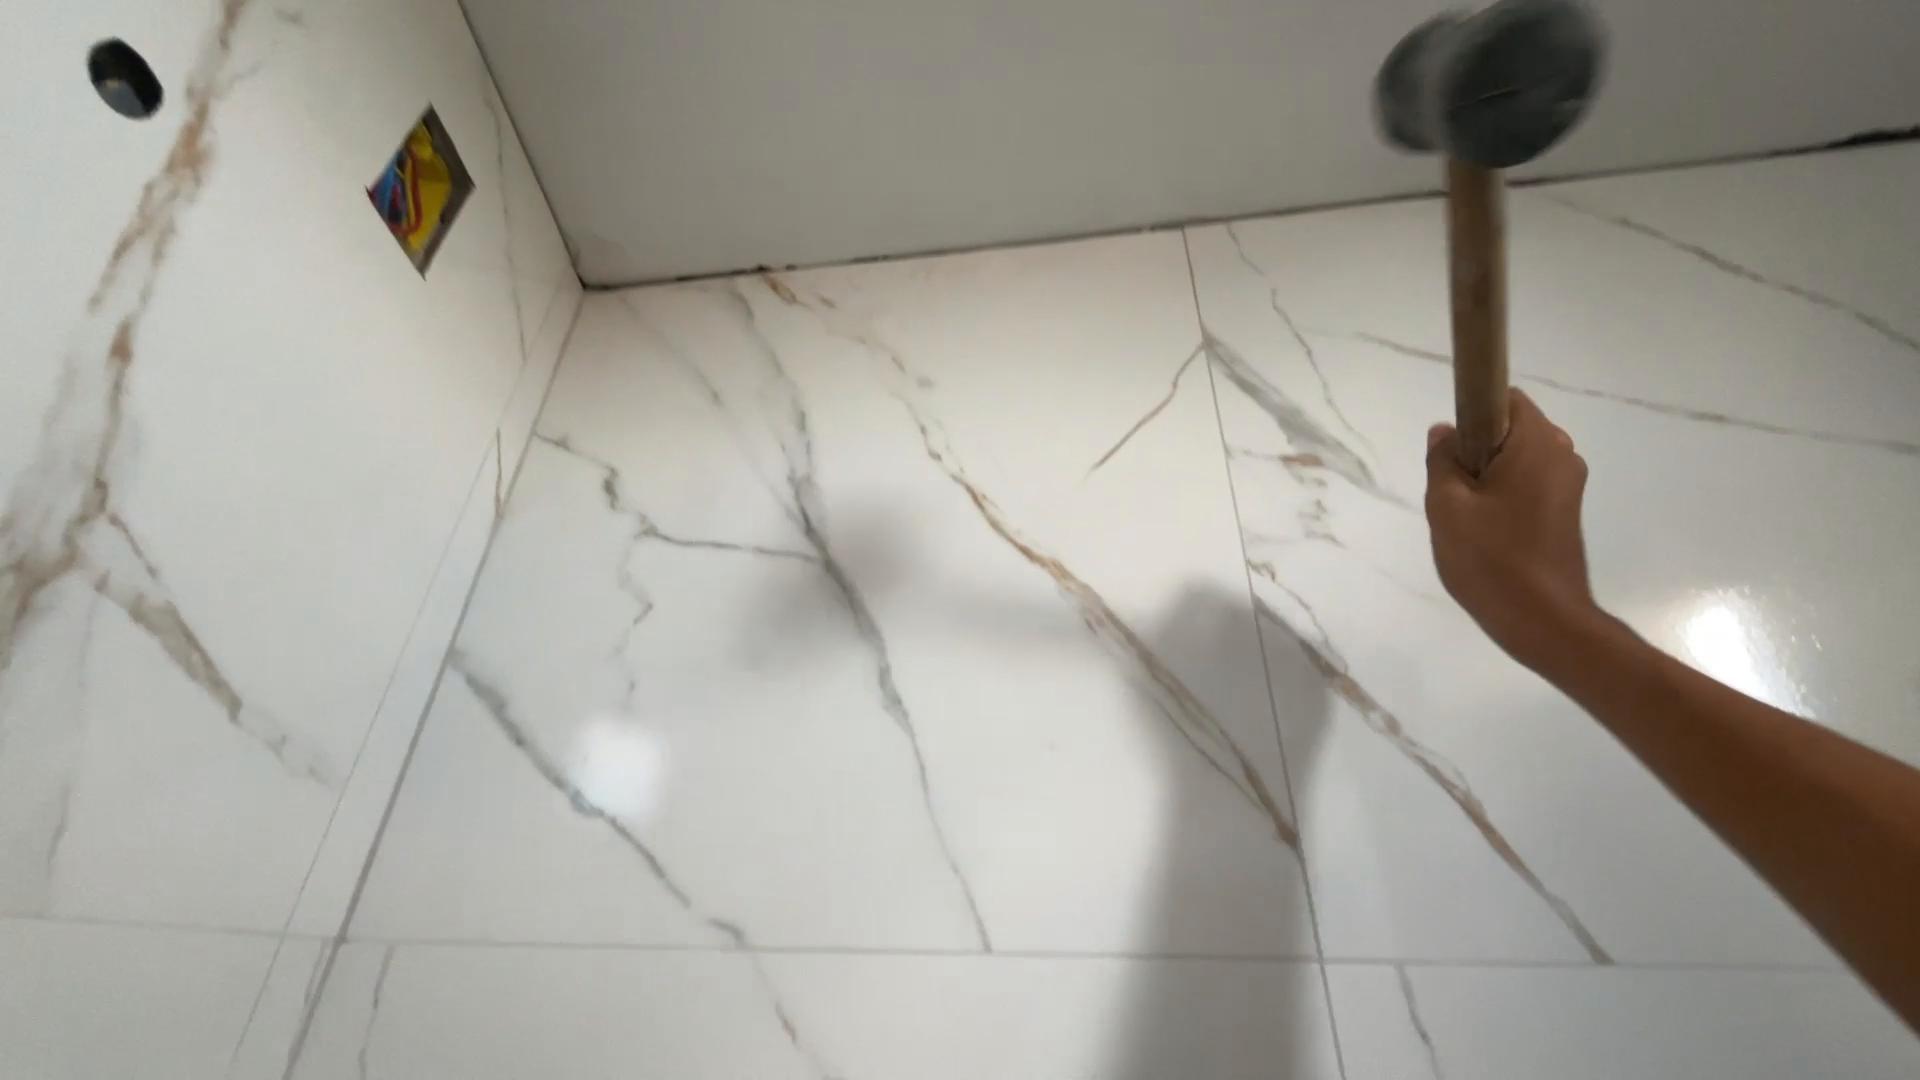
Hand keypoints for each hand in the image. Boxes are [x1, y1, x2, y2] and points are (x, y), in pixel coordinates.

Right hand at [1425, 390, 1598, 670]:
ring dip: (1483, 474)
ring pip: (1515, 458)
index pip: (1503, 398)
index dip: (1470, 409)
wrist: (1539, 618)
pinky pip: (1524, 482)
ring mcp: (1566, 484)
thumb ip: (1442, 461)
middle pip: (1509, 428)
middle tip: (1448, 487)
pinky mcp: (1563, 509)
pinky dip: (1498, 493)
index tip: (1447, 443)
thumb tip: (1444, 431)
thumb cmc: (1489, 557)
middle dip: (1473, 447)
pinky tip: (1479, 528)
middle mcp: (1562, 455)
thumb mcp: (1446, 505)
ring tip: (1460, 513)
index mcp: (1538, 445)